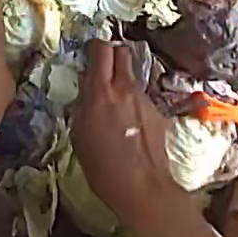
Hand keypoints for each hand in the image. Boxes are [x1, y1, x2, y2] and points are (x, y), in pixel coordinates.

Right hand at [74, 40, 194, 236]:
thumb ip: (83, 104)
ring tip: (115, 104)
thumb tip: (86, 89)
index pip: (101, 49)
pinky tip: (130, 125)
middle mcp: (124, 88)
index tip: (89, 55)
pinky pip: (141, 97)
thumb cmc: (103, 168)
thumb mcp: (80, 135)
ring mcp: (144, 99)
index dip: (95, 47)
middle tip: (102, 69)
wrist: (144, 189)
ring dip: (121, 80)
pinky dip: (133, 102)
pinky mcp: (157, 112)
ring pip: (131, 75)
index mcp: (100, 92)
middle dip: (111, 54)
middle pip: (121, 51)